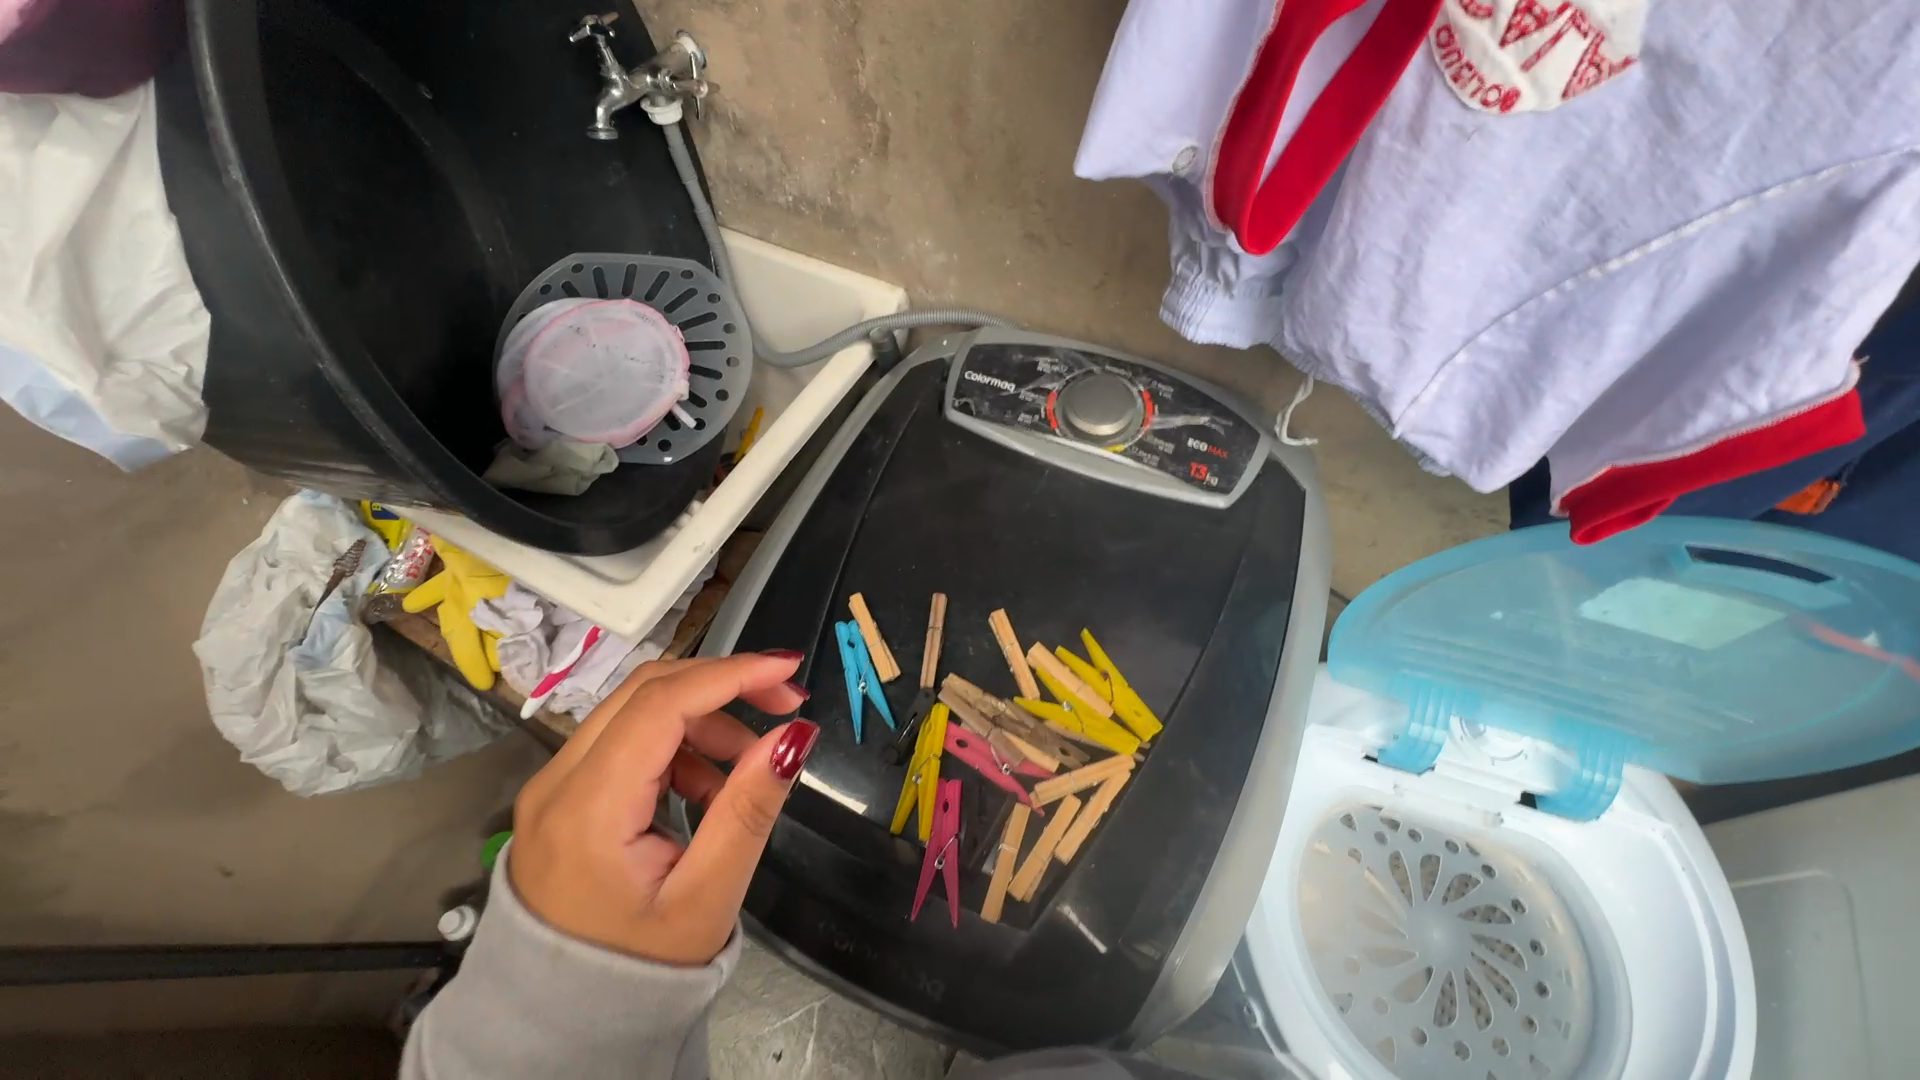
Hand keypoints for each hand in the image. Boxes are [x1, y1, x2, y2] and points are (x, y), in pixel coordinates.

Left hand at [508, 651, 817, 965]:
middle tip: (786, 701)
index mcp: (588, 807)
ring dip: (703, 715)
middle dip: (723, 682)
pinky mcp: (563, 795)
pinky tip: (708, 785)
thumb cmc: (638, 969)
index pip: (662, 704)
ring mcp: (555, 785)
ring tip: (749, 761)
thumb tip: (796, 735)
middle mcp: (559, 780)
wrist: (561, 1024)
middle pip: (646, 691)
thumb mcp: (707, 896)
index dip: (731, 674)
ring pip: (636, 709)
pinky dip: (678, 742)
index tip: (790, 669)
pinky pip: (626, 740)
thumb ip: (750, 809)